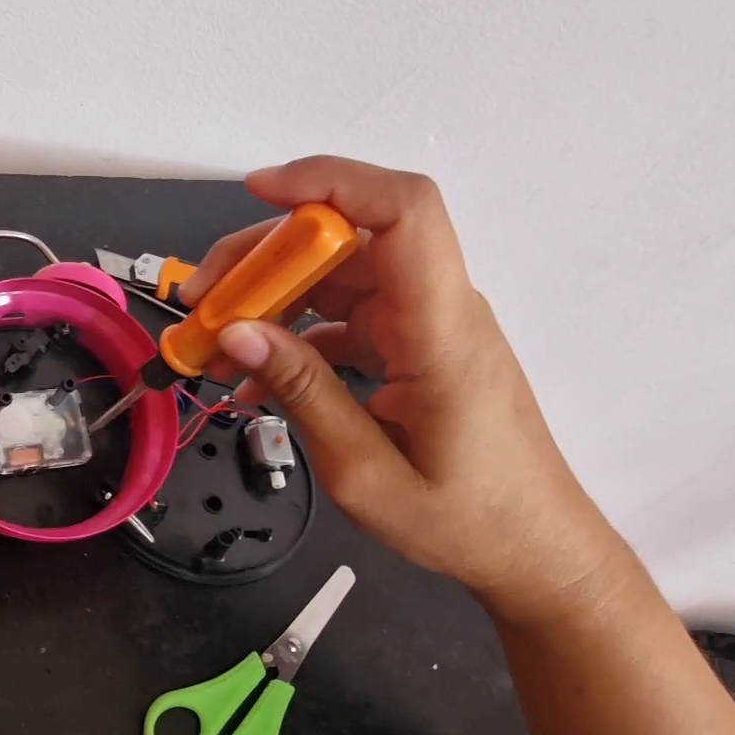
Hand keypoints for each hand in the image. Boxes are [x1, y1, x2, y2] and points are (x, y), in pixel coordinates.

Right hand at [180, 157, 622, 620]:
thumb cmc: (462, 520)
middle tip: (200, 300)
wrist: (534, 552)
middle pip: (345, 242)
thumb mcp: (362, 470)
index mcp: (440, 330)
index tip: (258, 192)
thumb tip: (236, 331)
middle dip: (263, 258)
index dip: (330, 182)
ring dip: (267, 300)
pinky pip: (340, 321)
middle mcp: (435, 310)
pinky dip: (290, 339)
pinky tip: (249, 380)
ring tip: (211, 343)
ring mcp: (422, 326)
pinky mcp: (410, 347)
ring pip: (333, 278)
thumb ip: (301, 392)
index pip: (402, 213)